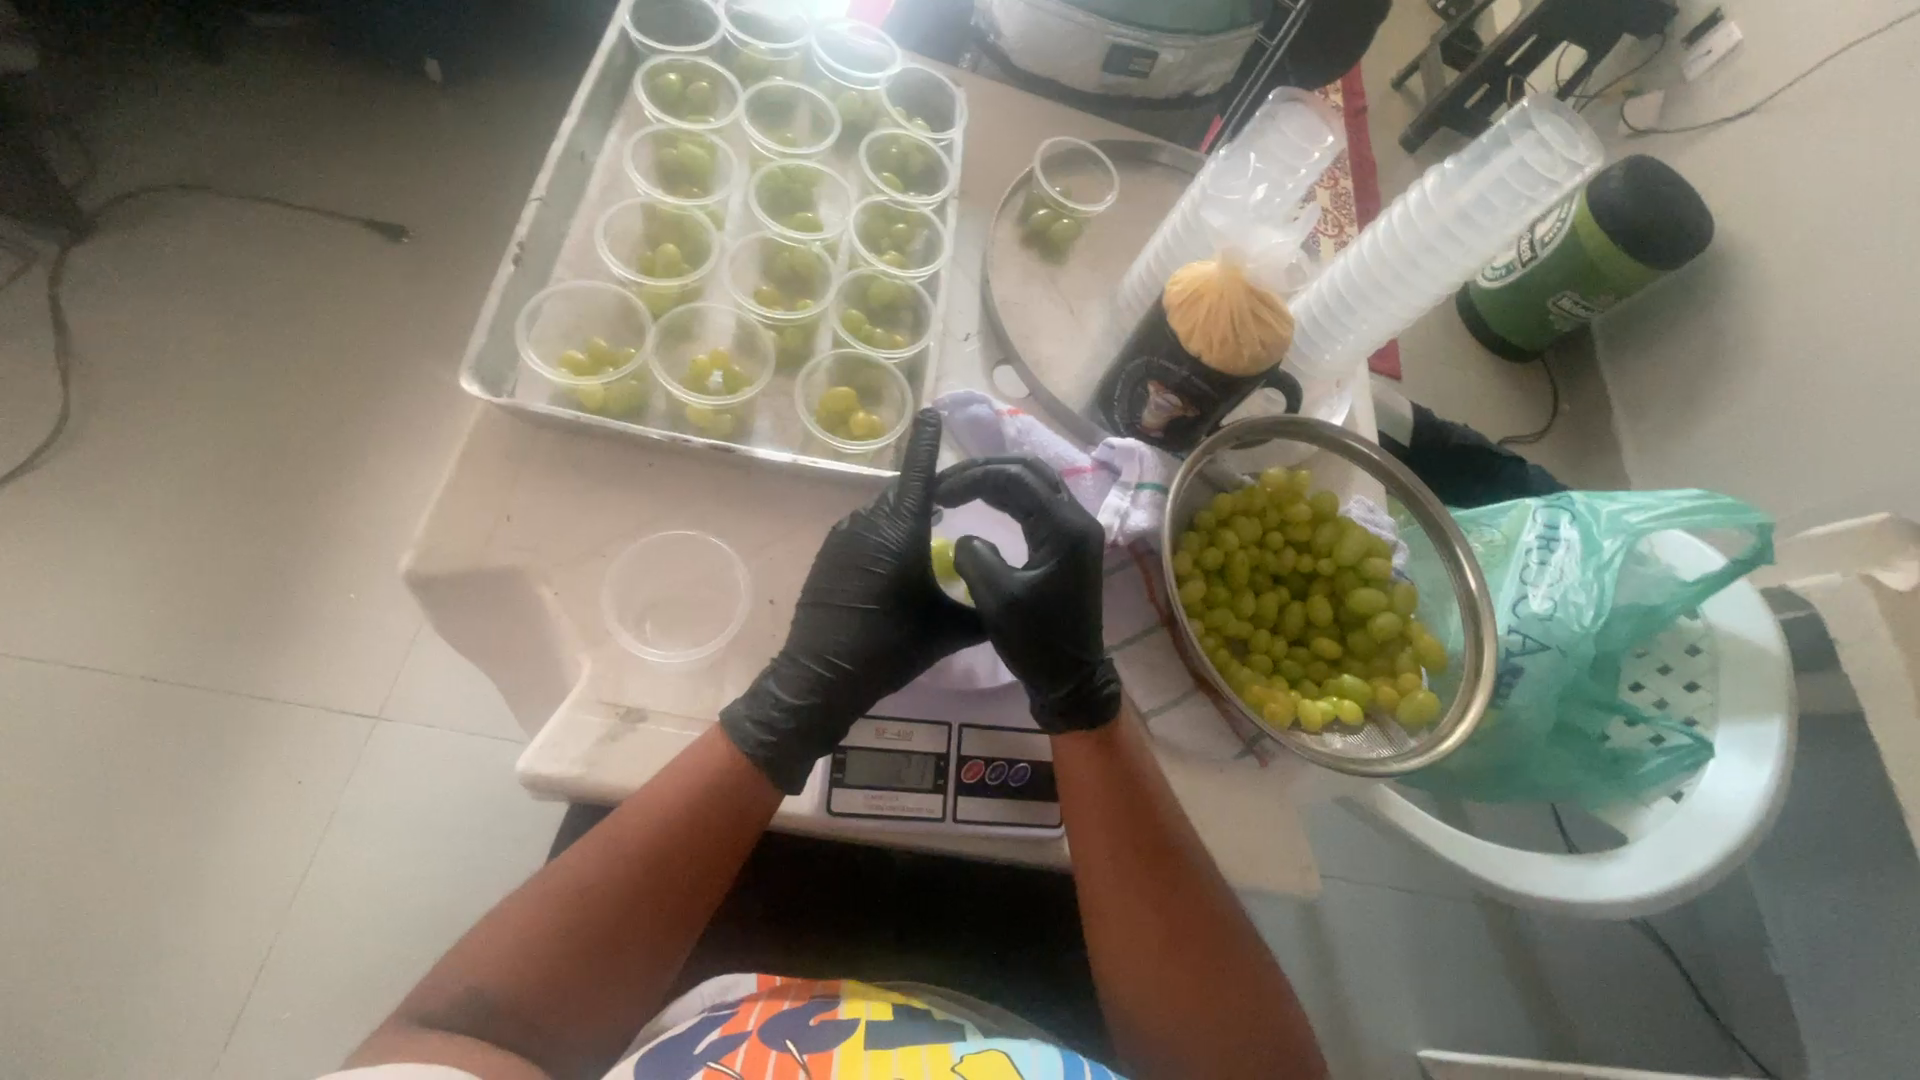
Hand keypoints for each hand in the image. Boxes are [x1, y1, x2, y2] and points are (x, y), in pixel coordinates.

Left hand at [720, 410, 983, 792]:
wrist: (821, 676)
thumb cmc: (891, 649)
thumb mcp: (948, 631)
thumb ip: (983, 607)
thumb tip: (1006, 594)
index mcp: (901, 532)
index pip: (919, 474)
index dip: (927, 442)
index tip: (931, 412)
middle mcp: (869, 523)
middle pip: (904, 494)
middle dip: (929, 496)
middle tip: (952, 507)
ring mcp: (843, 537)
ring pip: (882, 514)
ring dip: (903, 520)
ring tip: (923, 543)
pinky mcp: (828, 554)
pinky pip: (862, 532)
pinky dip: (881, 537)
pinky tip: (890, 567)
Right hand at [936, 456, 1120, 732]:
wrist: (1071, 678)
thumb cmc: (1036, 642)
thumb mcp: (997, 599)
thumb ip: (975, 556)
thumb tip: (967, 538)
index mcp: (1065, 529)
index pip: (1016, 479)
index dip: (973, 478)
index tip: (939, 492)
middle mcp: (1077, 520)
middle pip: (1030, 471)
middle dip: (984, 470)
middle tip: (947, 483)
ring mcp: (1077, 531)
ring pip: (1036, 484)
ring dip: (997, 480)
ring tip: (959, 488)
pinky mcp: (1070, 544)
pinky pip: (1039, 504)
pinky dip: (1009, 497)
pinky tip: (985, 503)